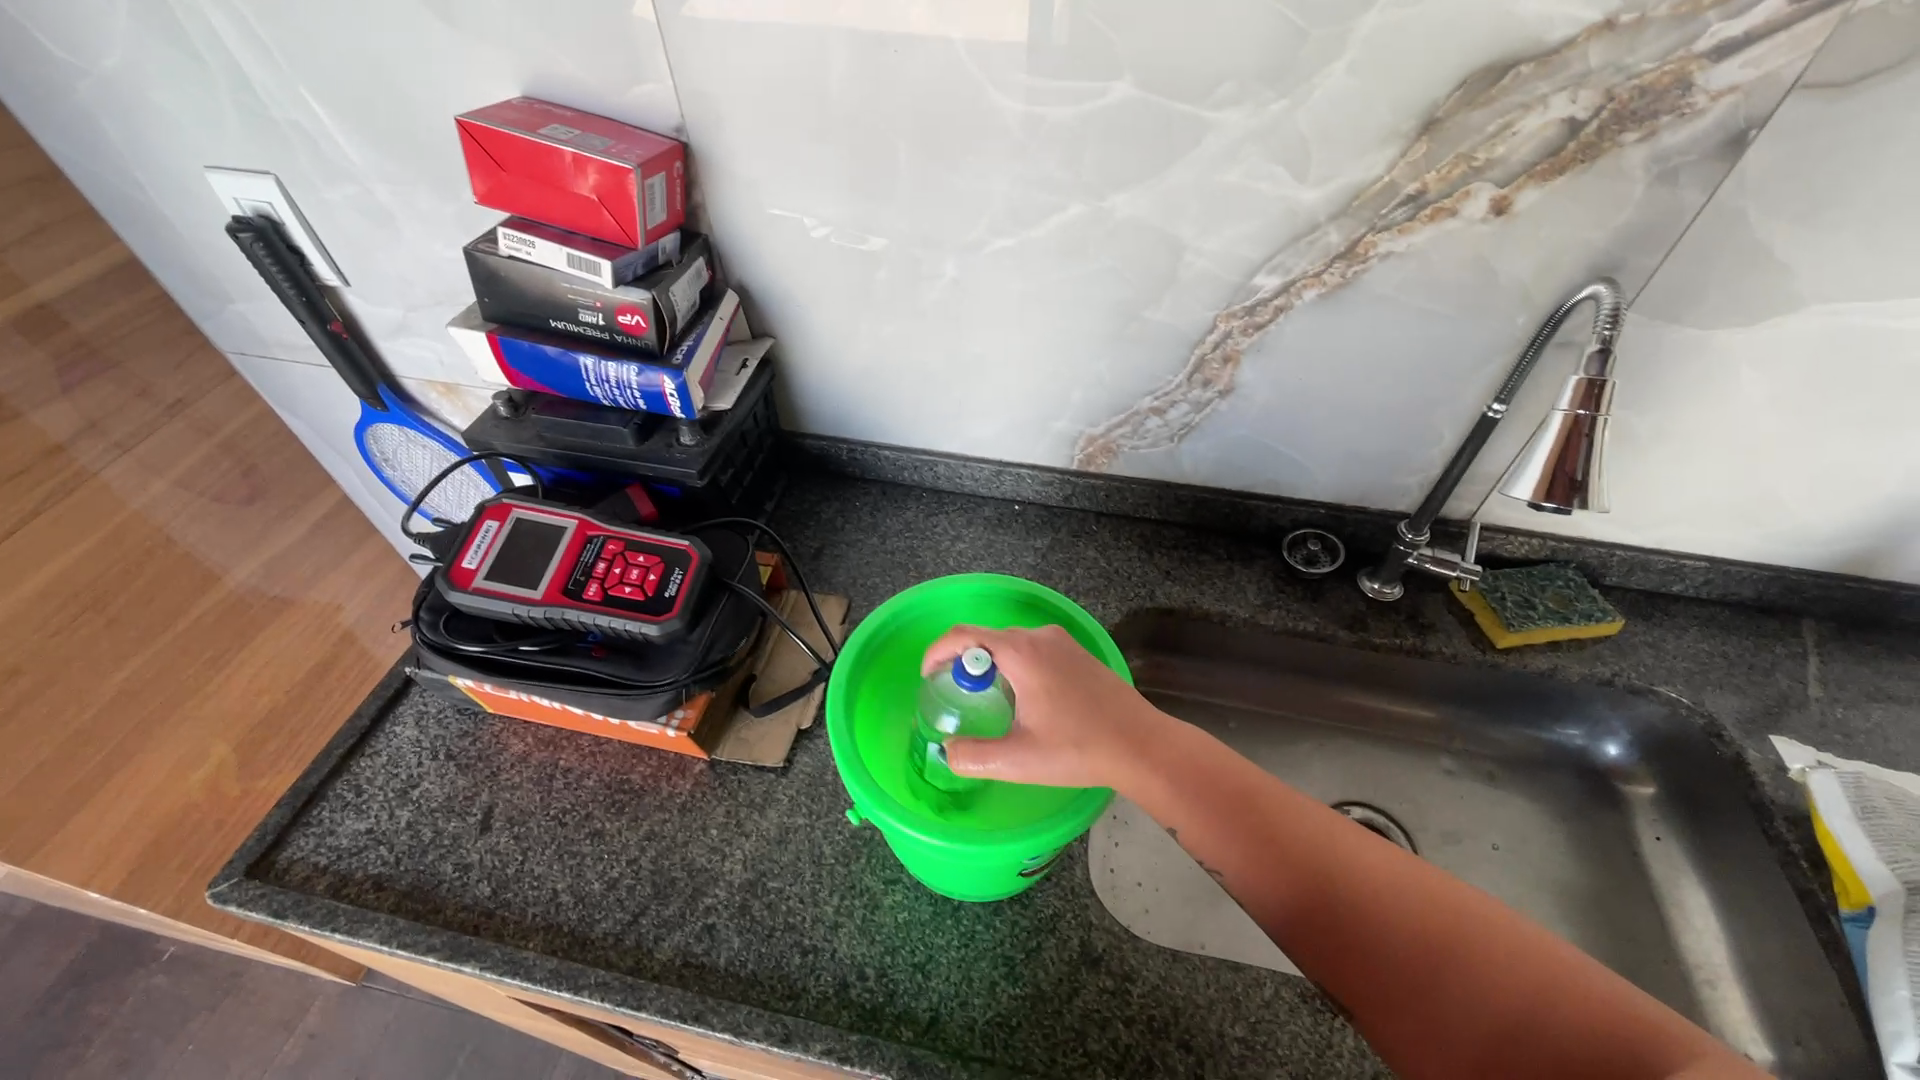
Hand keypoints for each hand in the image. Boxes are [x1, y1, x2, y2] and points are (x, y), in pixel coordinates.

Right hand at [921, 624, 1172, 788]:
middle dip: (964, 663)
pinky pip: (1034, 650)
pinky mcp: (1079, 654)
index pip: (963, 636)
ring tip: (987, 701)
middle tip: (956, 697)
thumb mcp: (1017, 760)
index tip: (928, 678)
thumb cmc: (1078, 749)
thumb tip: (947, 752)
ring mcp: (1063, 643)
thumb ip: (972, 756)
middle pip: (987, 638)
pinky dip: (1016, 666)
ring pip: (1012, 644)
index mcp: (1021, 653)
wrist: (1141, 745)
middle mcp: (1040, 637)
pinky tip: (1025, 701)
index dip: (937, 652)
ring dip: (992, 666)